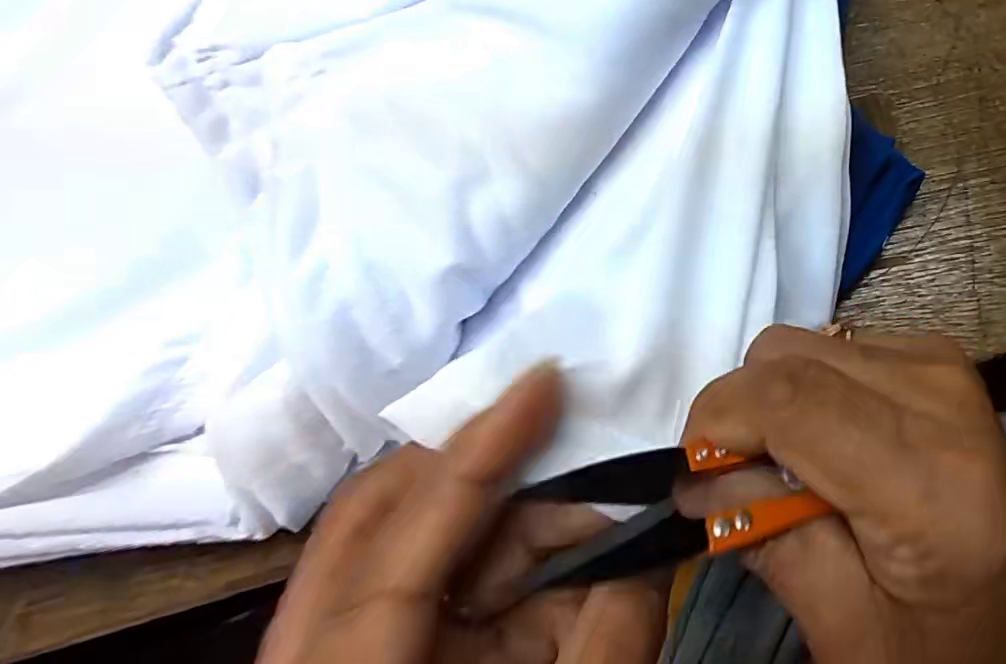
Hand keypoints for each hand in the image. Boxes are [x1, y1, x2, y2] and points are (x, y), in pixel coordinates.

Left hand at [258, 365, 669, 663]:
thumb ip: (618, 622)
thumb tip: (646, 518)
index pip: (386, 564)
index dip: (470, 459)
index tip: (543, 379)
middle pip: (367, 527)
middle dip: (471, 458)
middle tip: (556, 411)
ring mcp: (349, 656)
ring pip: (411, 535)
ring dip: (513, 501)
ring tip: (597, 498)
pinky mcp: (391, 647)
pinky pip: (443, 562)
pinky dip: (512, 533)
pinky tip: (571, 523)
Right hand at [675, 326, 1005, 663]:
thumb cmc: (946, 634)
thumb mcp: (852, 631)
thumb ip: (775, 544)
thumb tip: (701, 477)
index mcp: (926, 477)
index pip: (792, 400)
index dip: (719, 421)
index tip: (693, 472)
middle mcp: (939, 394)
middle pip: (791, 356)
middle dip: (740, 411)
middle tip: (742, 480)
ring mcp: (941, 360)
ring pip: (806, 342)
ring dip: (777, 398)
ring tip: (796, 465)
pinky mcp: (936, 349)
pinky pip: (837, 344)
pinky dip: (813, 386)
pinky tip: (835, 438)